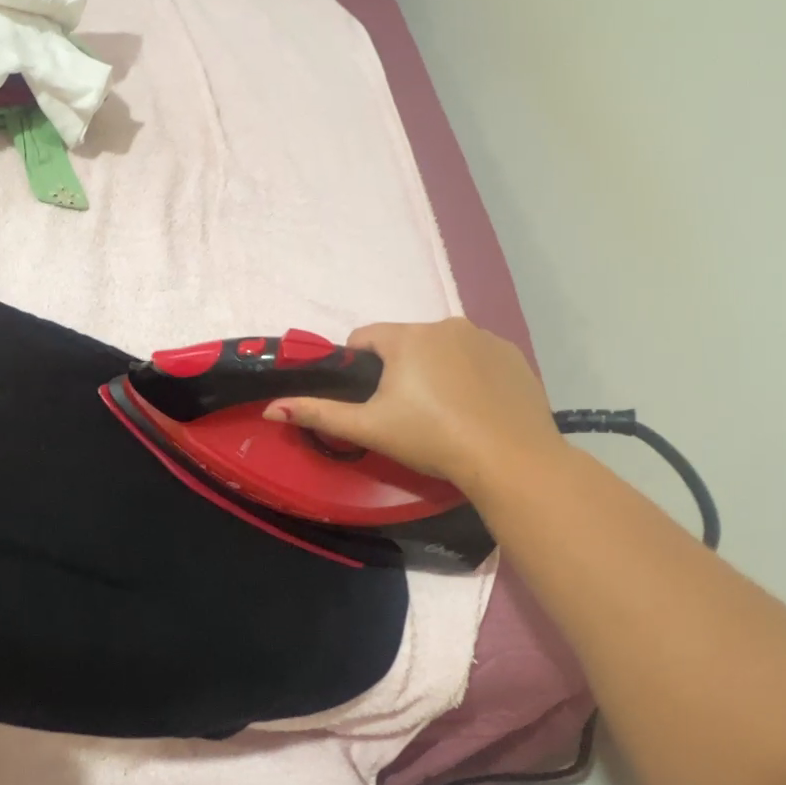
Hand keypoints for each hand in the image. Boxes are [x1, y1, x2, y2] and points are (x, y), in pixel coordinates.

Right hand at [262, 318, 564, 489]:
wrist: (510, 459)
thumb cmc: (430, 439)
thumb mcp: (368, 428)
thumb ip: (318, 413)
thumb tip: (271, 409)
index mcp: (407, 338)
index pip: (364, 337)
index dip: (355, 367)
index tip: (365, 400)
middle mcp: (447, 325)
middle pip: (404, 342)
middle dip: (396, 369)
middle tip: (401, 413)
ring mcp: (486, 338)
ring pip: (441, 349)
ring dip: (432, 370)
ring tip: (438, 413)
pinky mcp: (514, 356)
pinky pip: (475, 357)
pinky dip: (466, 375)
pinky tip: (470, 408)